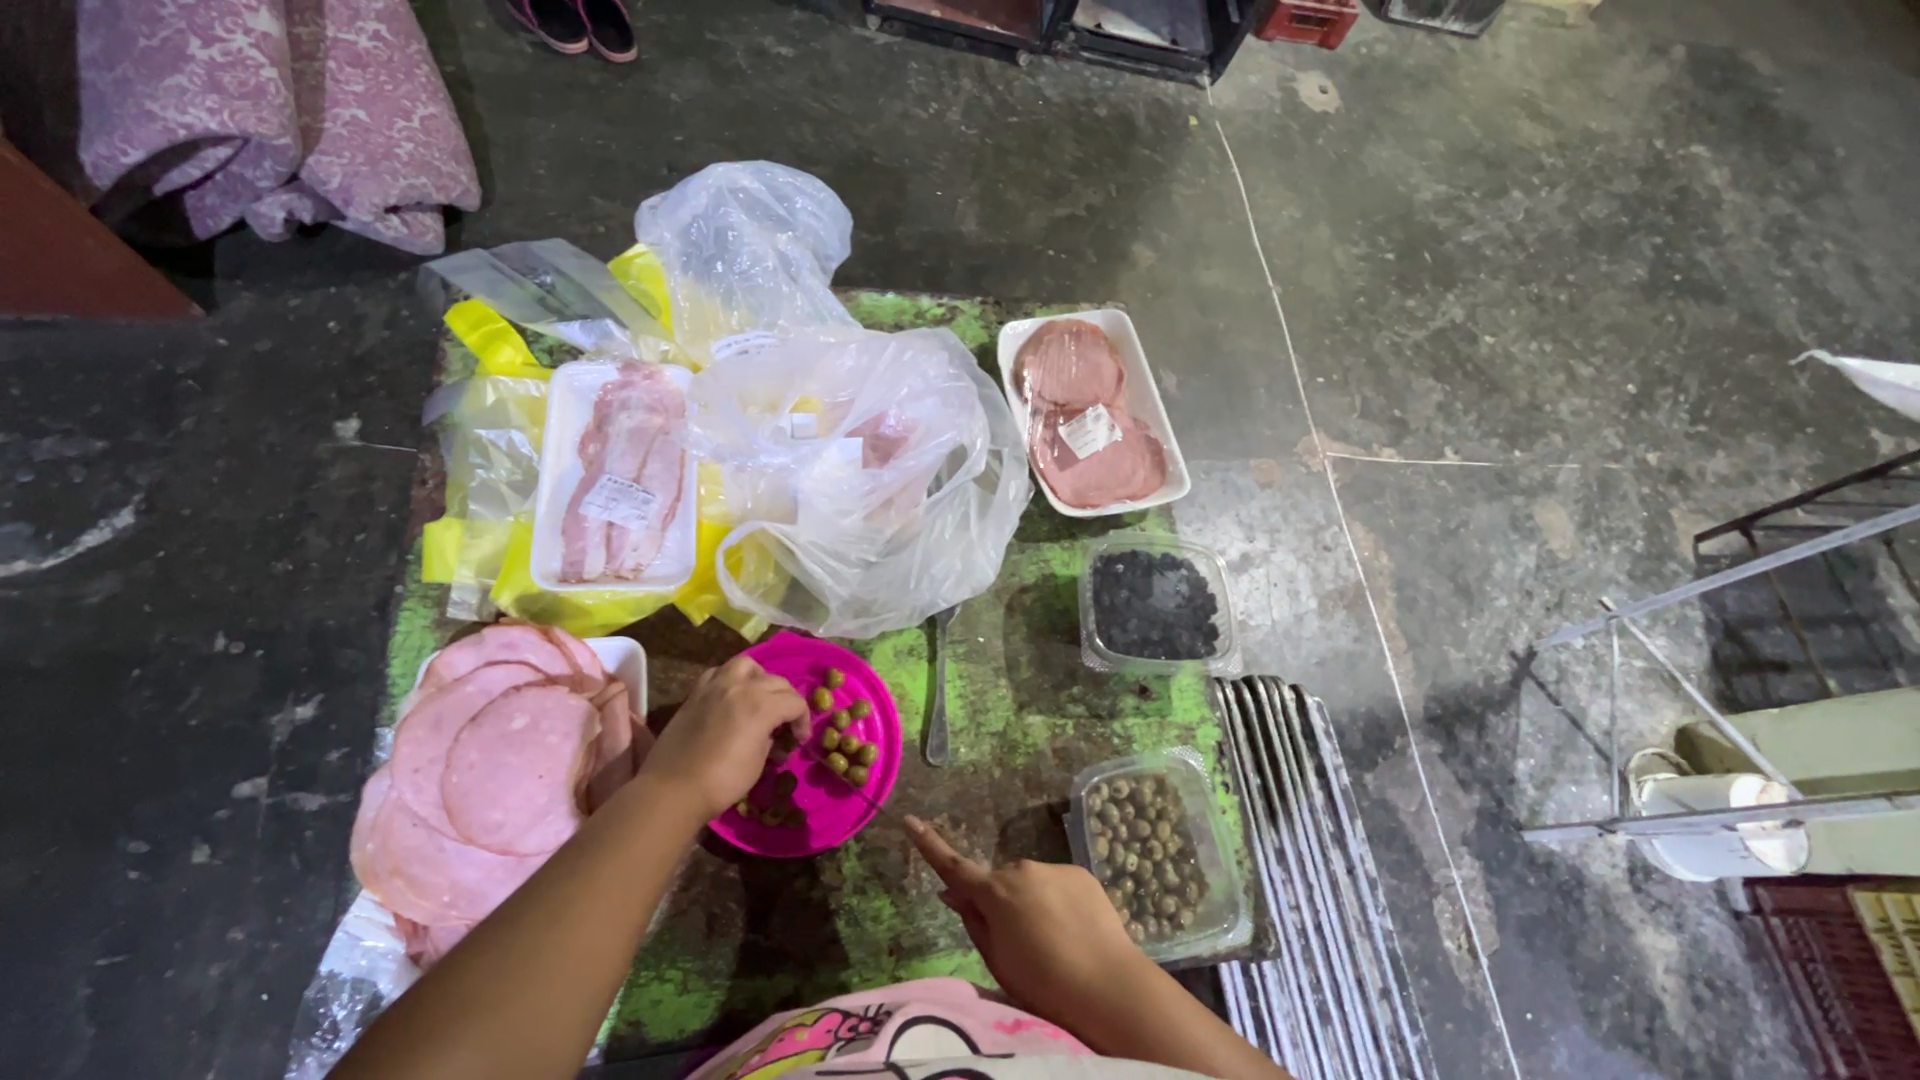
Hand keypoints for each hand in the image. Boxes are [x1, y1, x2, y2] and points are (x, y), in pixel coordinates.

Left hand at [639, 656, 809, 819]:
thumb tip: (770, 733)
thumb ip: (769, 739)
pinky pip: (718, 673)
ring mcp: (715, 686)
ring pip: (747, 665)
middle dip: (787, 700)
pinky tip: (731, 697)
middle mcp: (740, 687)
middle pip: (776, 682)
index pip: (795, 702)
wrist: (673, 789)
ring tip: (759, 696)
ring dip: (760, 678)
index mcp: (761, 705)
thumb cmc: (722, 781)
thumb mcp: (758, 762)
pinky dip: (731, 679)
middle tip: (786, 723)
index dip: (803, 720)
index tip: (799, 739)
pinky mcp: (695, 693)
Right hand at [906, 815, 1151, 1022]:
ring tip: (1053, 943)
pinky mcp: (1081, 873)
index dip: (929, 844)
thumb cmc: (1042, 983)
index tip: (909, 820)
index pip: (953, 866)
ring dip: (1033, 903)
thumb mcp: (997, 960)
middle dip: (1001, 902)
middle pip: (1000, 883)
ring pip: (1031, 884)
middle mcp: (1022, 869)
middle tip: (1019, 943)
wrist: (1107, 986)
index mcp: (995, 893)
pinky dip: (1059, 904)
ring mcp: (1054, 869)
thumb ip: (974, 921)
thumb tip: (952, 892)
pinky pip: (1058, 885)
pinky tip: (1074, 932)